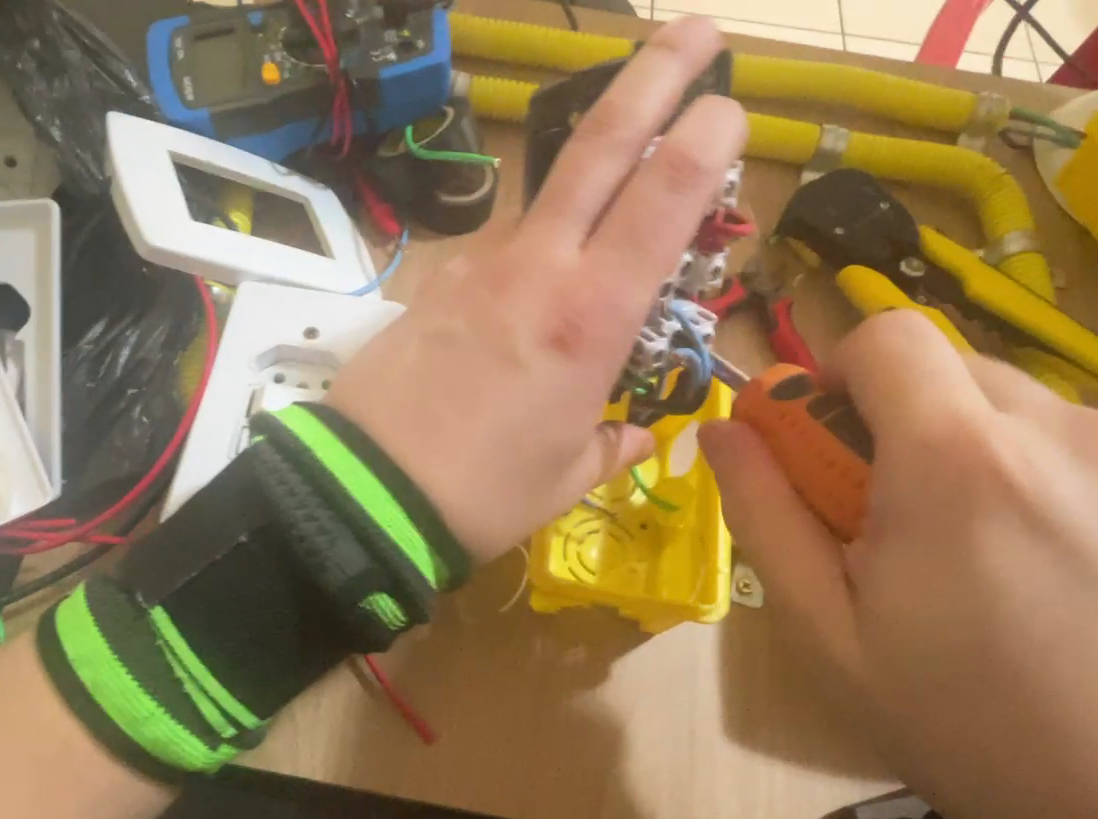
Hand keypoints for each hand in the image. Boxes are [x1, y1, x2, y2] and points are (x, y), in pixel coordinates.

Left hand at [325, 17, 746, 562]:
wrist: (367, 492)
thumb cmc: (483, 493)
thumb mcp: (564, 477)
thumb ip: (611, 444)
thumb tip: (638, 435)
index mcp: (591, 319)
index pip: (662, 199)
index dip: (704, 139)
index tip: (730, 103)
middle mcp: (538, 270)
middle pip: (599, 147)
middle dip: (654, 75)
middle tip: (695, 30)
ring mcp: (477, 267)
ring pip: (543, 200)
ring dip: (585, 181)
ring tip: (606, 210)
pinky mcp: (433, 283)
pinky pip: (496, 253)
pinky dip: (526, 256)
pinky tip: (522, 301)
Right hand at [701, 311, 1097, 818]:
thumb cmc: (964, 732)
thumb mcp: (827, 633)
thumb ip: (765, 514)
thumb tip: (722, 428)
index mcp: (957, 462)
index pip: (886, 336)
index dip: (835, 371)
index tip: (823, 442)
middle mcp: (1065, 431)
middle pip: (952, 368)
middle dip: (897, 420)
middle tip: (889, 522)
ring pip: (1023, 409)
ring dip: (974, 453)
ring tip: (981, 563)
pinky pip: (1092, 448)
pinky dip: (1047, 480)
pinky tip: (1061, 578)